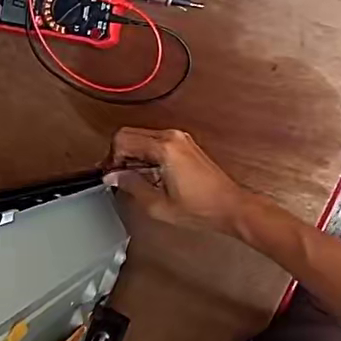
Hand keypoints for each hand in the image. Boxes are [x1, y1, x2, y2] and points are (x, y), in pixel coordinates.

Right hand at [103, 127, 250, 235]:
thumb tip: (114, 176)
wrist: (231, 207)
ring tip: (134, 178)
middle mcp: (172, 137)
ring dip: (132, 155)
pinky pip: (154, 141)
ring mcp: (179, 139)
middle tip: (117, 175)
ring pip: (141, 137)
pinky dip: (145, 155)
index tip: (110, 173)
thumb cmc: (203, 207)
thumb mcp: (157, 204)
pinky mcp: (184, 144)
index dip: (111, 158)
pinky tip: (148, 174)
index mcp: (164, 148)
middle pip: (129, 134)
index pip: (122, 140)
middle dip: (118, 154)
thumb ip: (130, 185)